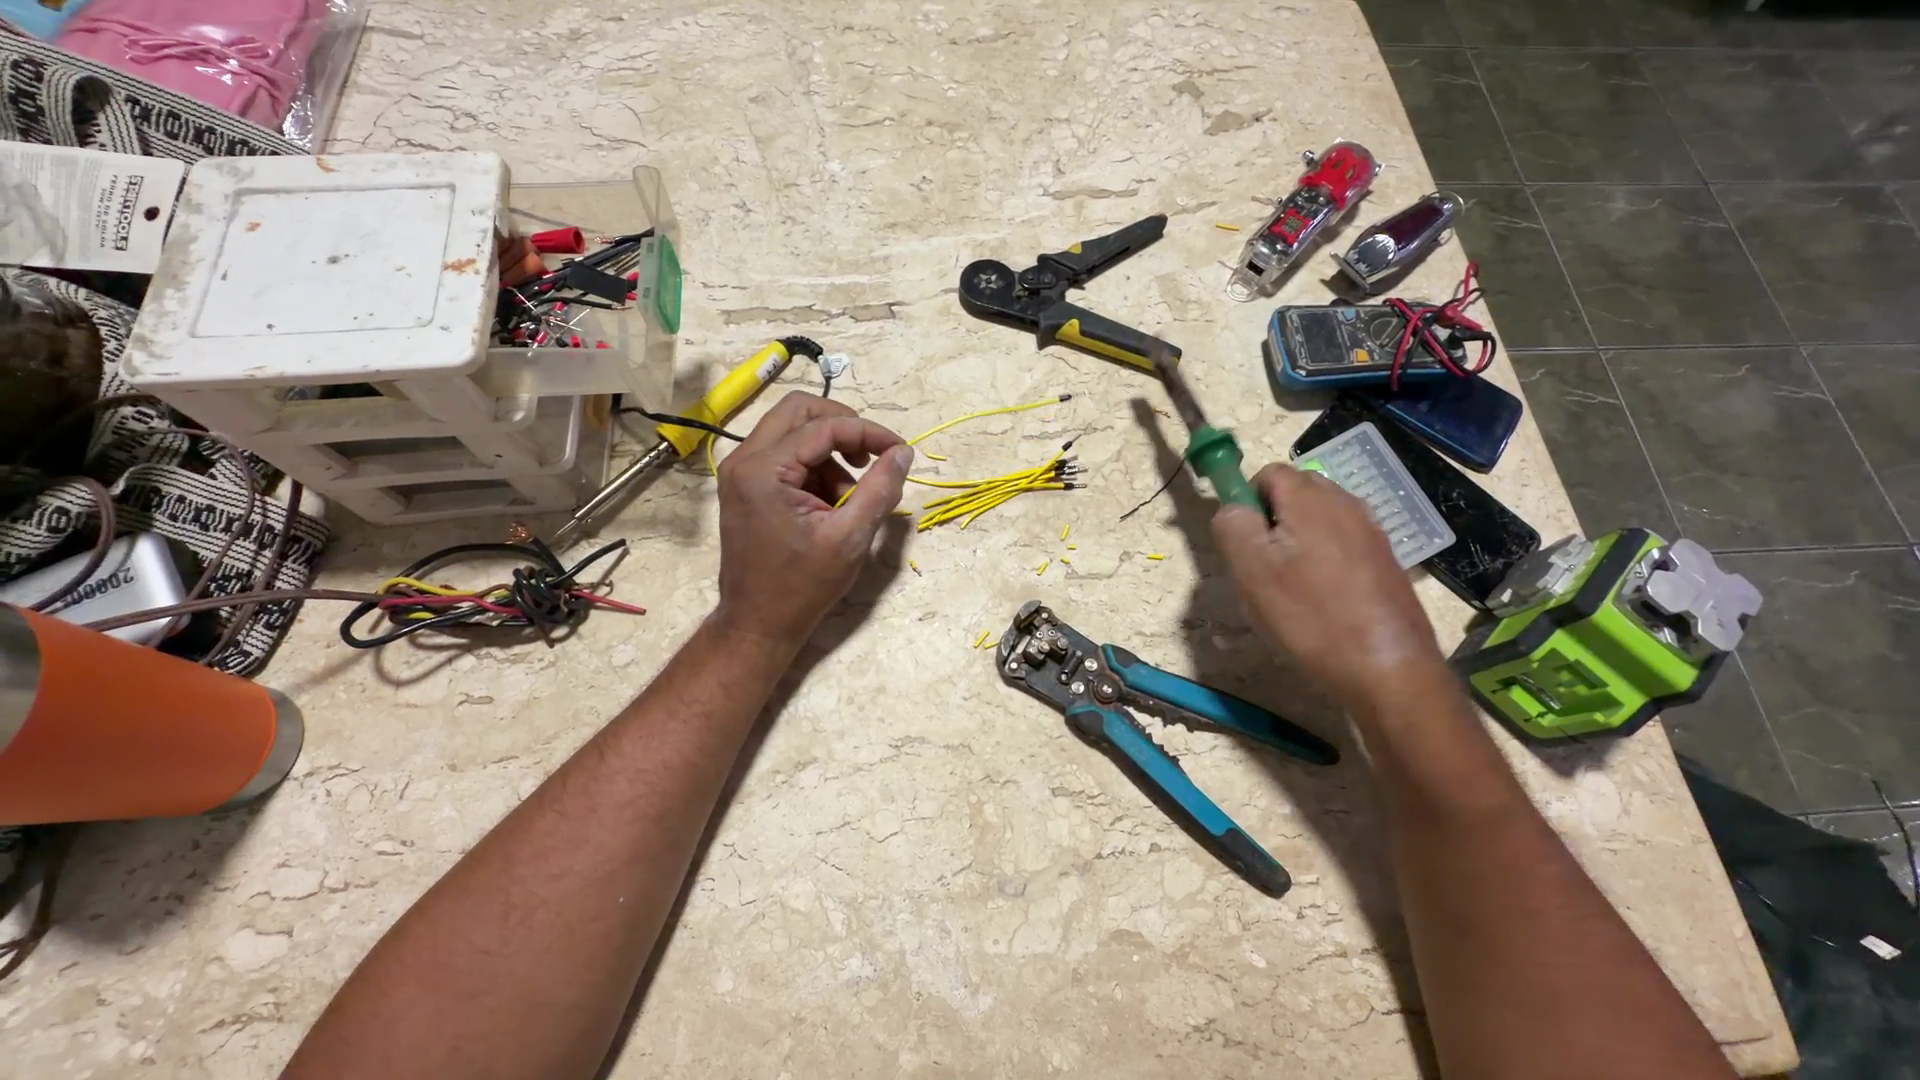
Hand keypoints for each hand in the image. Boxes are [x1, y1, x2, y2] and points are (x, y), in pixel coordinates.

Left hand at [711, 392, 913, 647]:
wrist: (758, 623)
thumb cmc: (802, 586)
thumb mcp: (850, 537)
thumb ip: (879, 489)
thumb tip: (903, 452)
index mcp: (763, 470)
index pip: (823, 426)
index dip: (868, 432)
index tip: (899, 450)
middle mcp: (744, 460)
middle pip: (800, 410)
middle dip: (844, 427)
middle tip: (870, 457)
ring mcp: (741, 471)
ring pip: (793, 430)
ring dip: (829, 452)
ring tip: (849, 498)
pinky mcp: (745, 485)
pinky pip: (785, 455)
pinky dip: (814, 467)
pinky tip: (830, 504)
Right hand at [1212, 464, 1444, 709]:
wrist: (1387, 666)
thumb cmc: (1310, 615)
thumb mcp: (1252, 570)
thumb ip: (1233, 525)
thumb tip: (1233, 508)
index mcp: (1310, 499)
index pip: (1269, 472)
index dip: (1247, 501)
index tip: (1243, 543)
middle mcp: (1346, 504)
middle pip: (1296, 493)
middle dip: (1273, 521)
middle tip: (1262, 568)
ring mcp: (1371, 532)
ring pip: (1319, 521)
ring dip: (1298, 543)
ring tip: (1291, 589)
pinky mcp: (1385, 560)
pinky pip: (1342, 545)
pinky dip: (1324, 562)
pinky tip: (1322, 601)